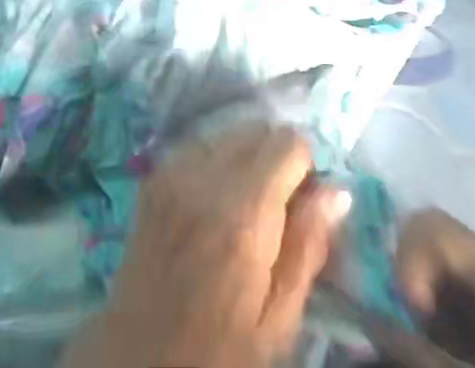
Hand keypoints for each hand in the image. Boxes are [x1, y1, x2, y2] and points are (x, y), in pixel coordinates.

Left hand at [60, 124, 350, 367]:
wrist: (137, 357)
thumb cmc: (218, 350)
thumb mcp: (278, 318)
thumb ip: (308, 246)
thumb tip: (337, 190)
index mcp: (242, 213)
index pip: (287, 143)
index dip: (306, 168)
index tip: (307, 203)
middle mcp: (203, 178)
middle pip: (256, 130)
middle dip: (277, 157)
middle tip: (281, 207)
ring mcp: (171, 173)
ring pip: (225, 133)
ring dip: (245, 155)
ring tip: (247, 204)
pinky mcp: (151, 179)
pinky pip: (195, 145)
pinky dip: (215, 159)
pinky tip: (215, 199)